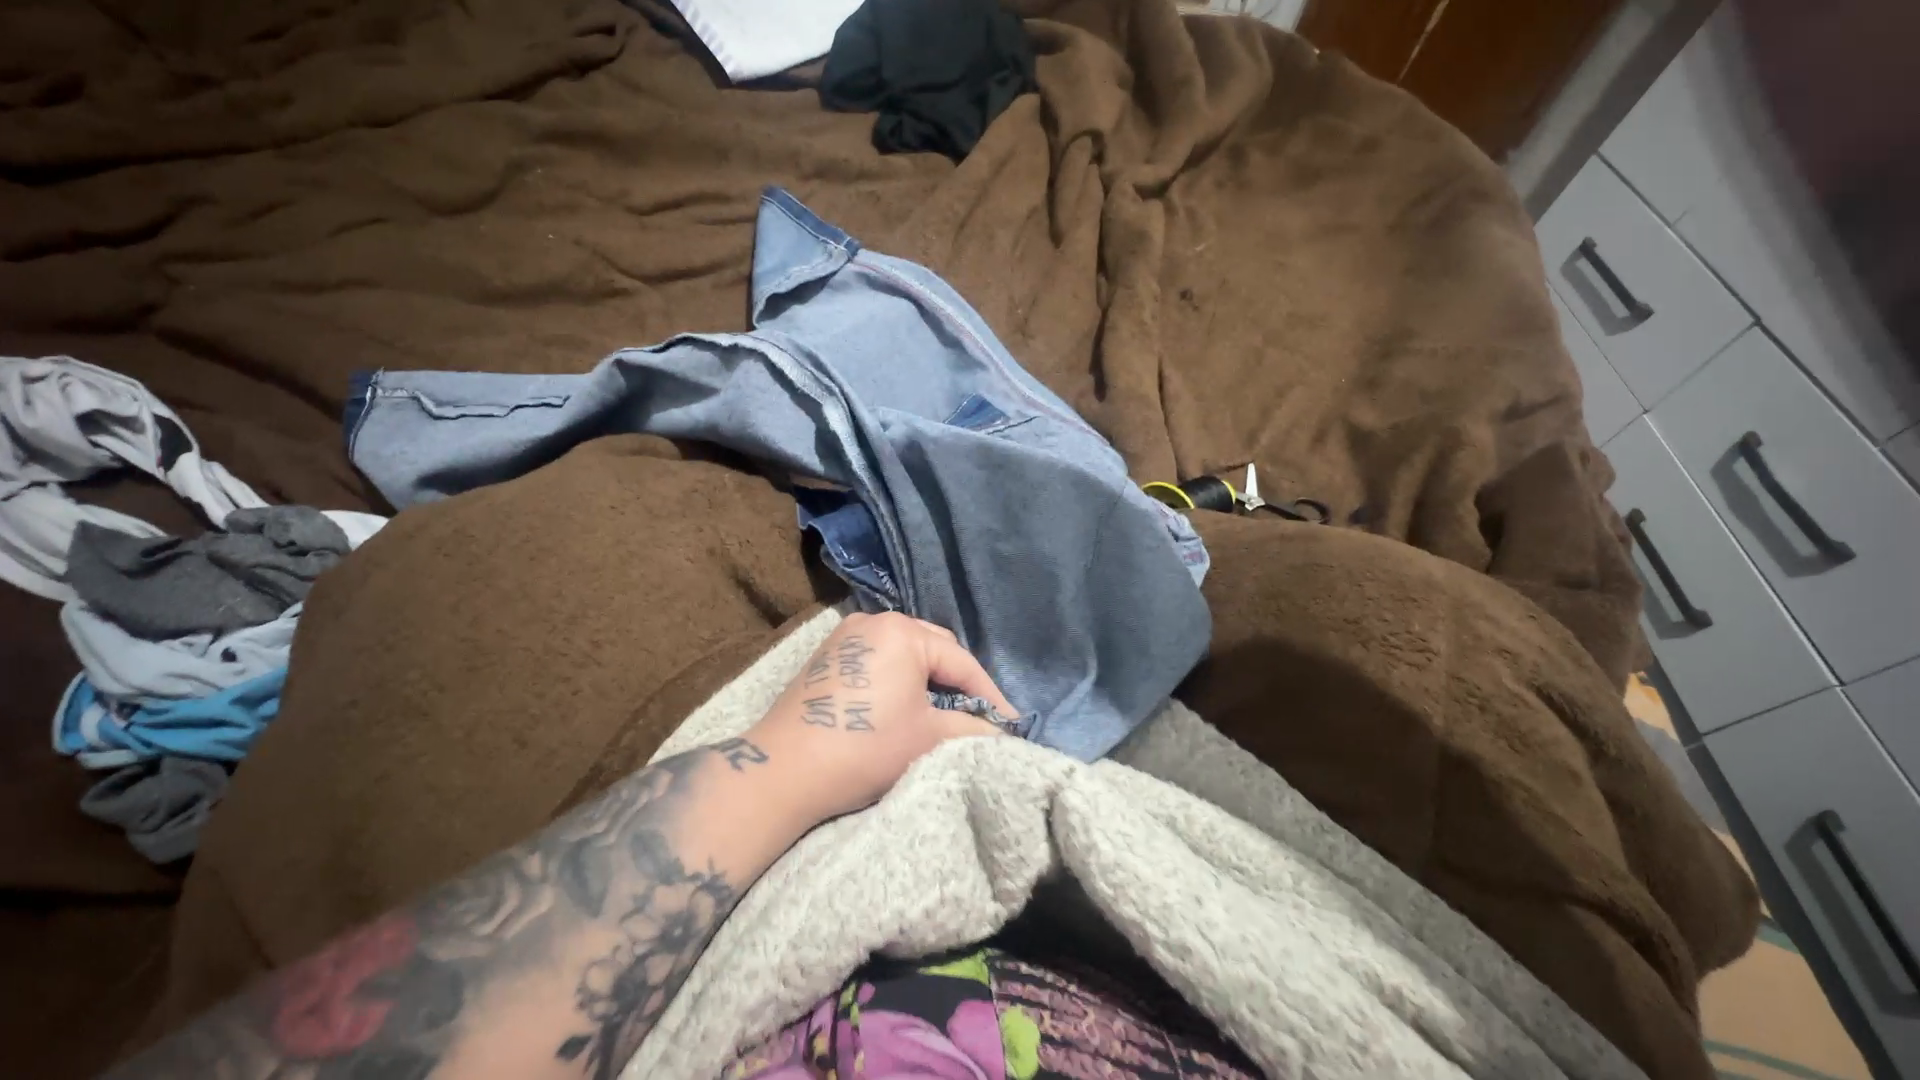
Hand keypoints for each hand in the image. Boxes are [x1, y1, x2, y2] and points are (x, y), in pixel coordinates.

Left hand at [744, 612, 1016, 822]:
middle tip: (977, 715)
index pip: (962, 662)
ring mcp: (844, 636)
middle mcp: (874, 622)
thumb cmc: (865, 749)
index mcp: (904, 632)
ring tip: (942, 711)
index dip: (990, 696)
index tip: (1010, 724)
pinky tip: (902, 706)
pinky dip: (896, 678)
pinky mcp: (825, 656)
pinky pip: (876, 659)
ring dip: (926, 679)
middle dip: (957, 682)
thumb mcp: (930, 739)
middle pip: (933, 648)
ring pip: (903, 653)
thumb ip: (975, 729)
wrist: (784, 770)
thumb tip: (1003, 733)